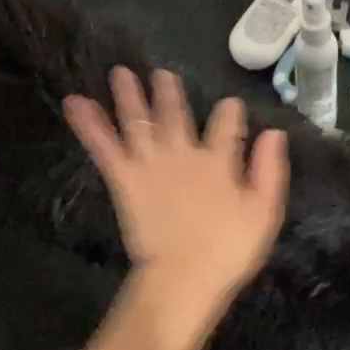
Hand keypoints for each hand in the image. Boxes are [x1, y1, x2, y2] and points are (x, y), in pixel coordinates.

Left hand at [65, 68, 288, 315]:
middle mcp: (182, 153)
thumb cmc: (229, 251)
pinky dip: (89, 123)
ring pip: (138, 120)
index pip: (227, 124)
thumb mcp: (264, 213)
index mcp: (219, 161)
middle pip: (174, 114)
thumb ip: (269, 171)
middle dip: (168, 92)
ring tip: (120, 73)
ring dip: (128, 95)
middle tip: (161, 74)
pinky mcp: (124, 179)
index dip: (230, 112)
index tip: (231, 105)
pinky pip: (104, 145)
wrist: (184, 275)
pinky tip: (75, 103)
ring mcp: (150, 164)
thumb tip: (274, 133)